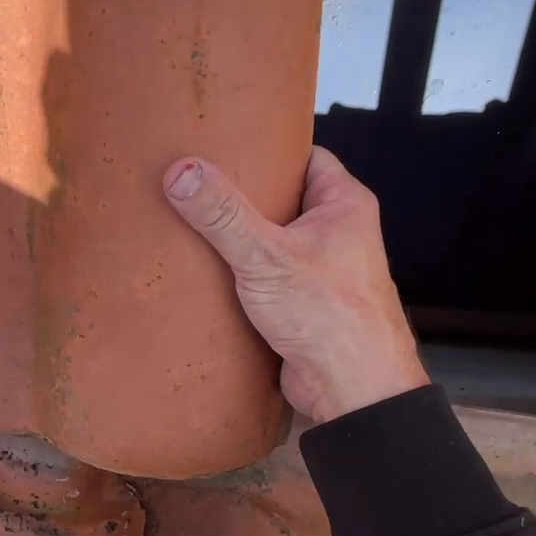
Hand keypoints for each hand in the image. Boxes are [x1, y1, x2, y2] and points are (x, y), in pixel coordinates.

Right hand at [163, 147, 428, 423]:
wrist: (352, 389)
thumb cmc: (330, 316)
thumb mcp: (266, 256)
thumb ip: (223, 215)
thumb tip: (183, 172)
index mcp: (343, 205)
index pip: (304, 158)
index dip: (266, 150)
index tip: (224, 146)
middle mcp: (334, 233)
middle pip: (280, 200)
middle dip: (239, 197)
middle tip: (195, 187)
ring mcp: (318, 270)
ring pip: (268, 242)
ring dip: (234, 241)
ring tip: (189, 227)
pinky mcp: (298, 303)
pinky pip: (262, 277)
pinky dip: (235, 276)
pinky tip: (202, 275)